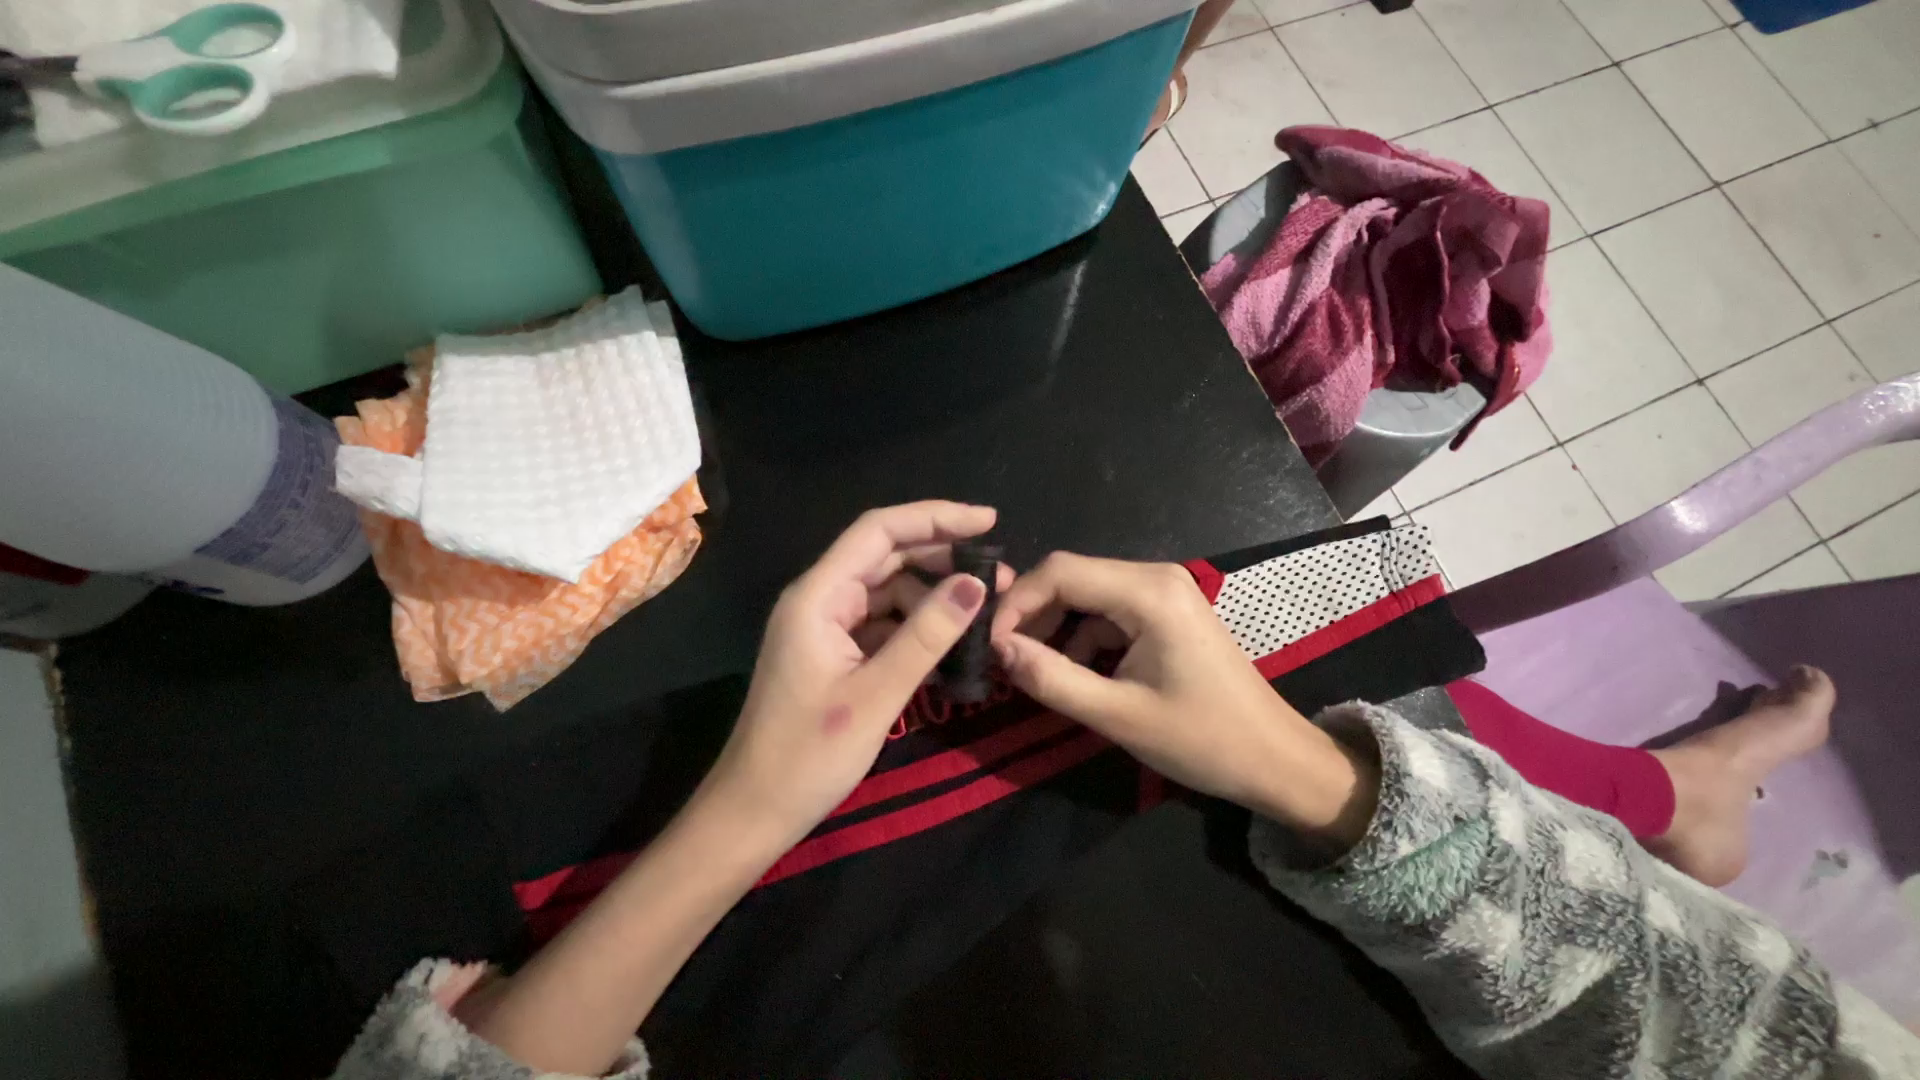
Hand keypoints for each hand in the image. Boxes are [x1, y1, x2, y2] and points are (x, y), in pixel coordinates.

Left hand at [697, 501, 1009, 849]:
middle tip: (1002, 580)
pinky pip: (881, 625)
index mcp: (818, 596)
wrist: (754, 812)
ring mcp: (824, 628)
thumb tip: (977, 583)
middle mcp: (819, 600)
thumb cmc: (808, 755)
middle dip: (943, 560)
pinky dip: (916, 628)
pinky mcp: (832, 655)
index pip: (879, 532)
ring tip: (983, 617)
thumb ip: (927, 635)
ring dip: (933, 598)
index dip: (935, 518)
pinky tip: (950, 644)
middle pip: (886, 557)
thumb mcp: (877, 693)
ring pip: (888, 593)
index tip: (989, 521)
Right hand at [990, 553, 1377, 844]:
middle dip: (1032, 616)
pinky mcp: (1167, 613)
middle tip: (1003, 660)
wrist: (1276, 760)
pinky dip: (1083, 639)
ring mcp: (1165, 592)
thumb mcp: (1117, 715)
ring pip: (1087, 596)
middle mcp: (1156, 577)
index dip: (1015, 603)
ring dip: (1056, 630)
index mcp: (1149, 592)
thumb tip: (997, 650)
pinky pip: (1109, 614)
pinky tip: (1075, 675)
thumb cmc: (1202, 739)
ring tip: (1033, 673)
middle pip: (1072, 578)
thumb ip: (1051, 678)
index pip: (1059, 572)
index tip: (989, 646)